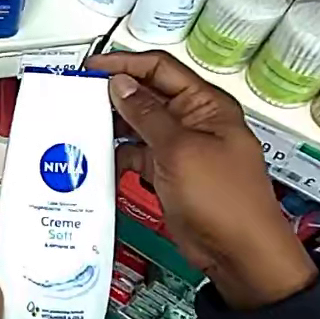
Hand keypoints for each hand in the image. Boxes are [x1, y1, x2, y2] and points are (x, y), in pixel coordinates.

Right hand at [87, 49, 316, 309]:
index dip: (125, 64)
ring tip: (81, 122)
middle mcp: (192, 120)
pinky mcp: (167, 171)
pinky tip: (96, 156)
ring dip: (113, 123)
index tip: (93, 66)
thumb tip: (120, 83)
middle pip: (147, 94)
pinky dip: (118, 154)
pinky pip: (137, 153)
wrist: (239, 254)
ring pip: (138, 124)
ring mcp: (179, 147)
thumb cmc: (224, 199)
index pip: (160, 69)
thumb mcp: (180, 149)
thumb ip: (146, 114)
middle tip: (79, 95)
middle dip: (114, 93)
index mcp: (205, 104)